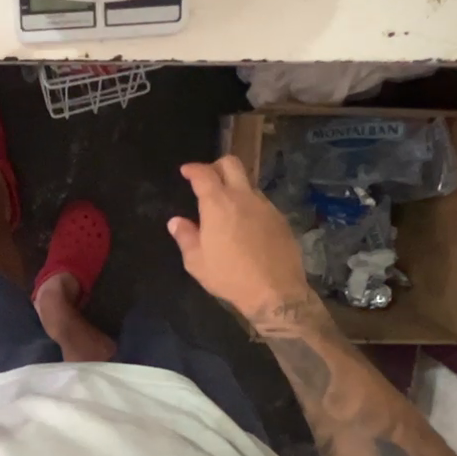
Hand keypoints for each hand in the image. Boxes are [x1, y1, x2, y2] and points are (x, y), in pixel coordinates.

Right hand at [169, 156, 315, 319]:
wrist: (275, 291)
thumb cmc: (229, 276)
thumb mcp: (197, 262)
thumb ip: (185, 237)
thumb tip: (176, 221)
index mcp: (218, 204)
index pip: (203, 174)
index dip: (192, 169)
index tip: (186, 171)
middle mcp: (243, 197)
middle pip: (231, 164)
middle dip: (216, 166)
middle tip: (207, 178)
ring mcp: (265, 206)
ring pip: (248, 184)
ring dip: (235, 188)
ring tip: (227, 208)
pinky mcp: (280, 219)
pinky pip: (261, 204)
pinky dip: (249, 207)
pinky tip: (246, 226)